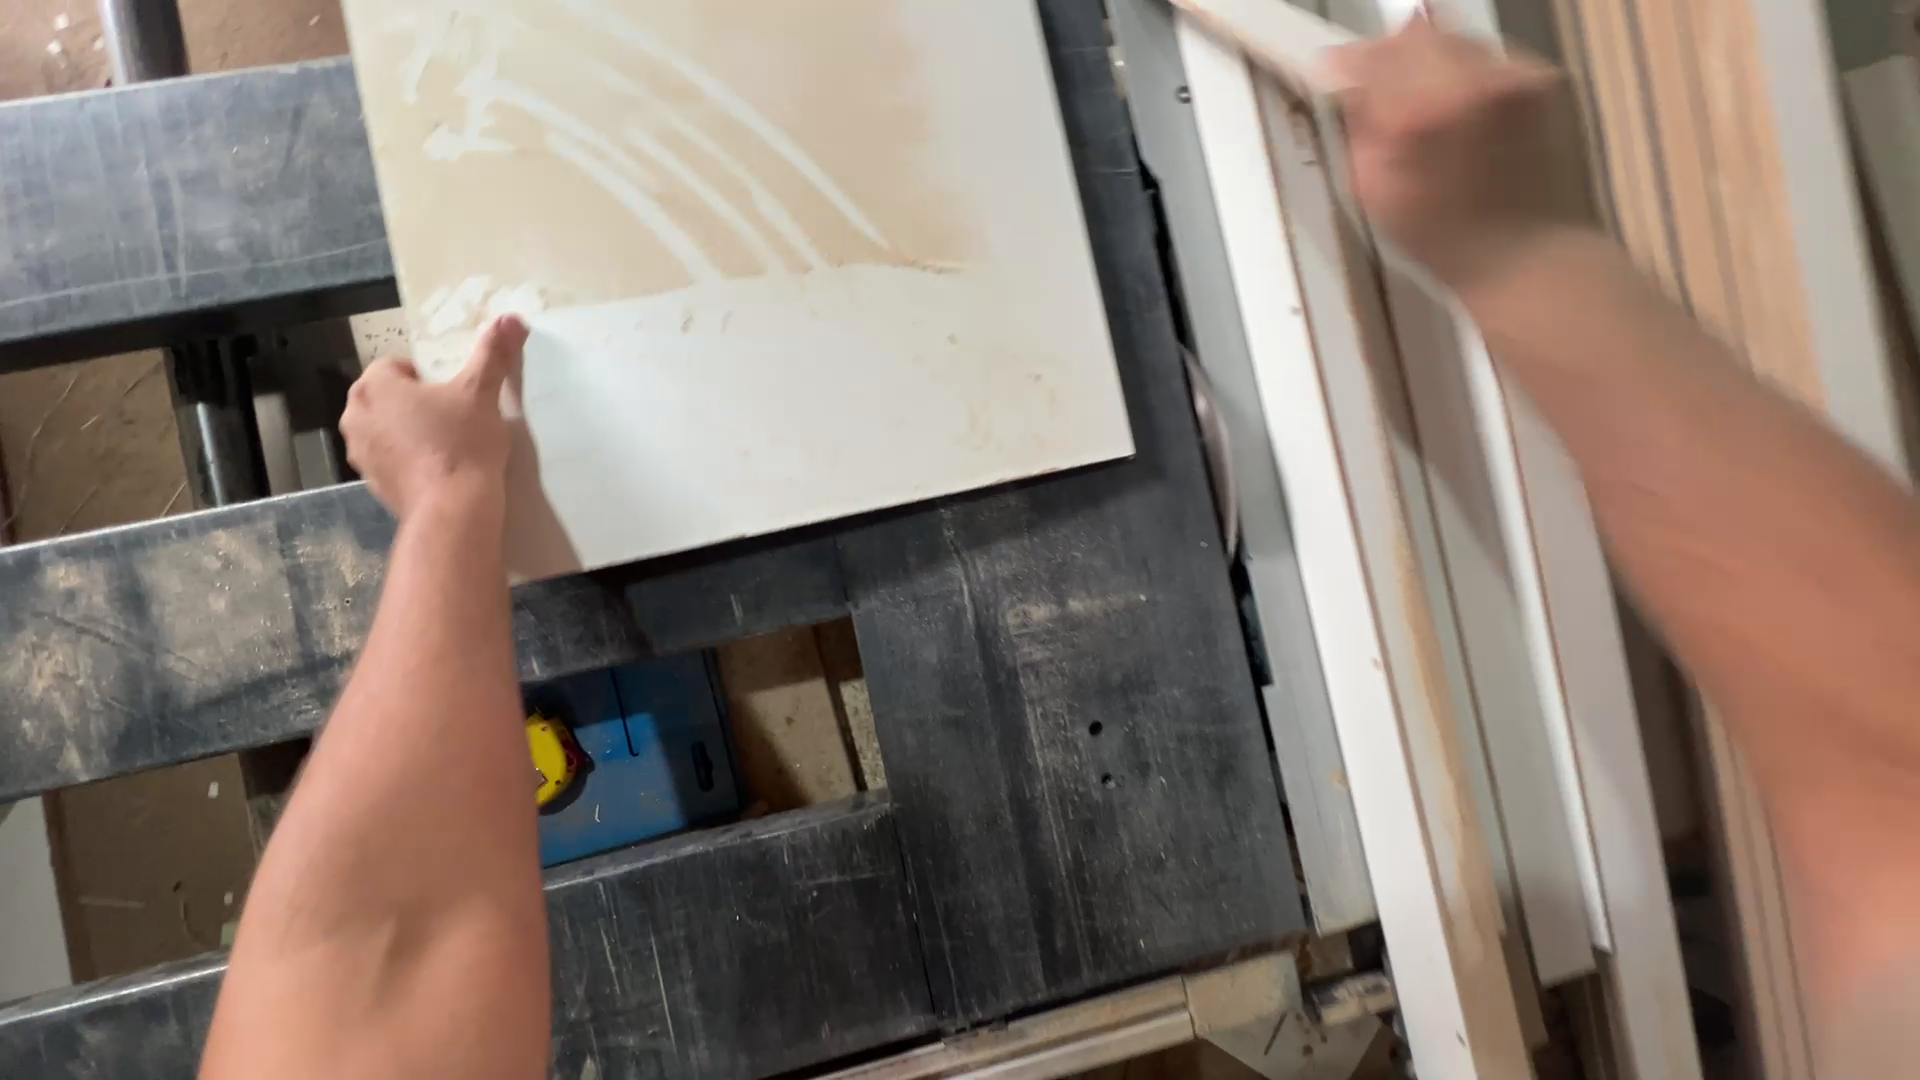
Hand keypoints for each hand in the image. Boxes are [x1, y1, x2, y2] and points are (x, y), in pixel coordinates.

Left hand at [342, 315, 527, 521]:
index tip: (456, 395)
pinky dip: (409, 460)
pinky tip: (440, 470)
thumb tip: (511, 318)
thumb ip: (493, 354)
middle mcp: (355, 414)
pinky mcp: (371, 481)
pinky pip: (390, 458)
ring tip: (449, 446)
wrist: (453, 507)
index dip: (429, 377)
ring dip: (410, 431)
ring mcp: (359, 450)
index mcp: (376, 386)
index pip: (397, 366)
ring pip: (387, 428)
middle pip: (389, 397)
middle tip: (456, 418)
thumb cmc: (463, 443)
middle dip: (416, 403)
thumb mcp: (482, 393)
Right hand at [1326, 18, 1587, 293]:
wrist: (1522, 250)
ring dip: (1427, 59)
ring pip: (1454, 40)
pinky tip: (1460, 107)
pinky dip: (1465, 72)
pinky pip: (1489, 56)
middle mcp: (1468, 81)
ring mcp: (1513, 73)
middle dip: (1386, 55)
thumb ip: (1361, 131)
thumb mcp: (1373, 192)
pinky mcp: (1544, 75)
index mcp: (1415, 118)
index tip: (1330, 66)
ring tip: (1417, 95)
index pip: (1371, 61)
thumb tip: (1351, 88)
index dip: (1346, 61)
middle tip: (1370, 79)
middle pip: (1414, 37)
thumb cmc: (1435, 235)